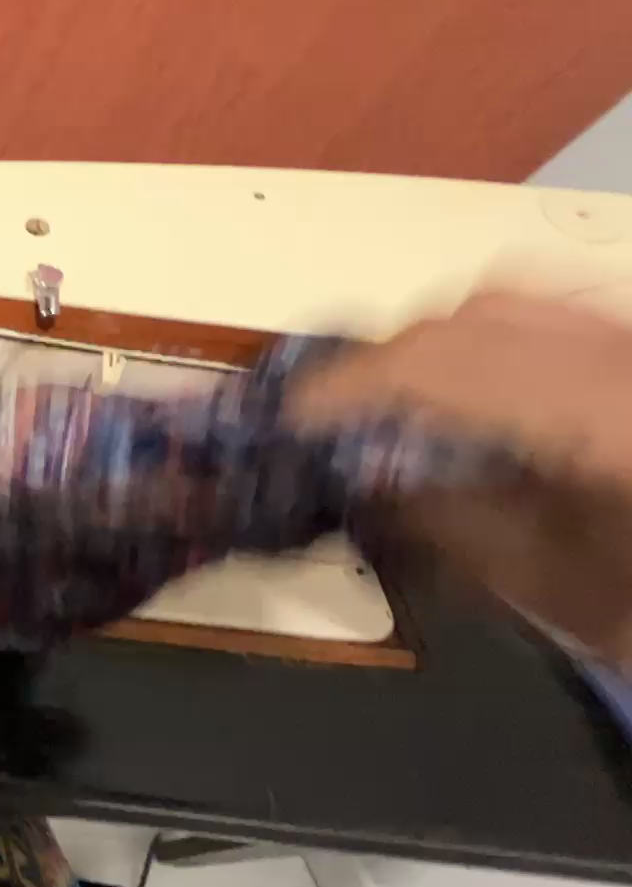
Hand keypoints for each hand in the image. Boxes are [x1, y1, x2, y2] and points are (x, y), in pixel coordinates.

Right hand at [290, 291, 631, 664]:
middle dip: (388, 355)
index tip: (288, 416)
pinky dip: (486, 341)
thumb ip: (447, 520)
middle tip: (339, 411)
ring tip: (398, 396)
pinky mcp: (630, 353)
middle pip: (485, 311)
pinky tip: (471, 391)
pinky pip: (557, 316)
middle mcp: (627, 364)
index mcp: (606, 420)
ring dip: (434, 343)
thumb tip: (352, 470)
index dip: (351, 382)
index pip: (452, 362)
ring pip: (522, 300)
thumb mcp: (556, 586)